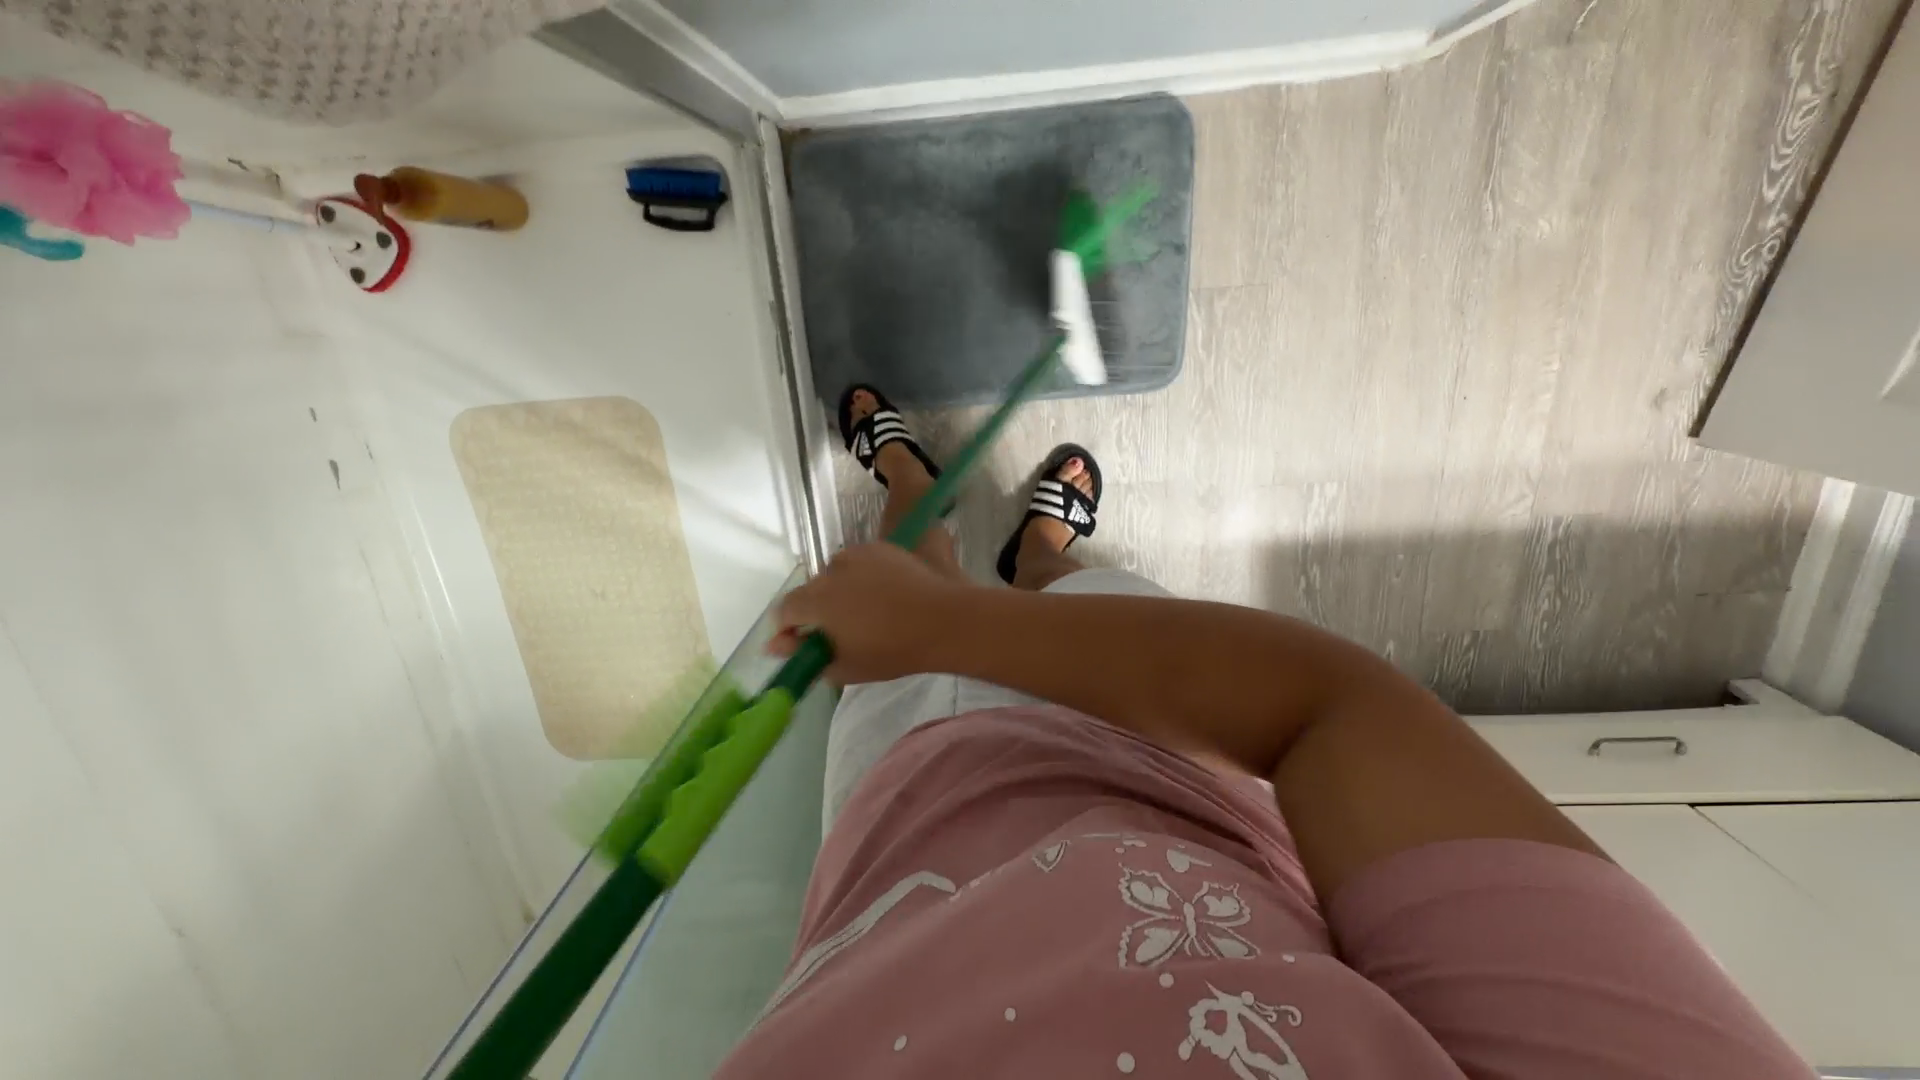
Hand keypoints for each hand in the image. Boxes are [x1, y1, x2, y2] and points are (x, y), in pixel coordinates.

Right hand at [771, 543, 968, 683]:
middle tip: (840, 633)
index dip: (789, 629)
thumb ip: (805, 656)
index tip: (804, 645)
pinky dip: (863, 577)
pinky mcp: (881, 547)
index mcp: (816, 600)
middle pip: (811, 591)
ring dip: (840, 591)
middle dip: (817, 611)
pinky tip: (884, 595)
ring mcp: (858, 555)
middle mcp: (831, 570)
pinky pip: (860, 563)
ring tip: (866, 612)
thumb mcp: (844, 665)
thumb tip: (776, 646)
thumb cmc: (892, 650)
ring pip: (836, 574)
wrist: (943, 620)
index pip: (785, 611)